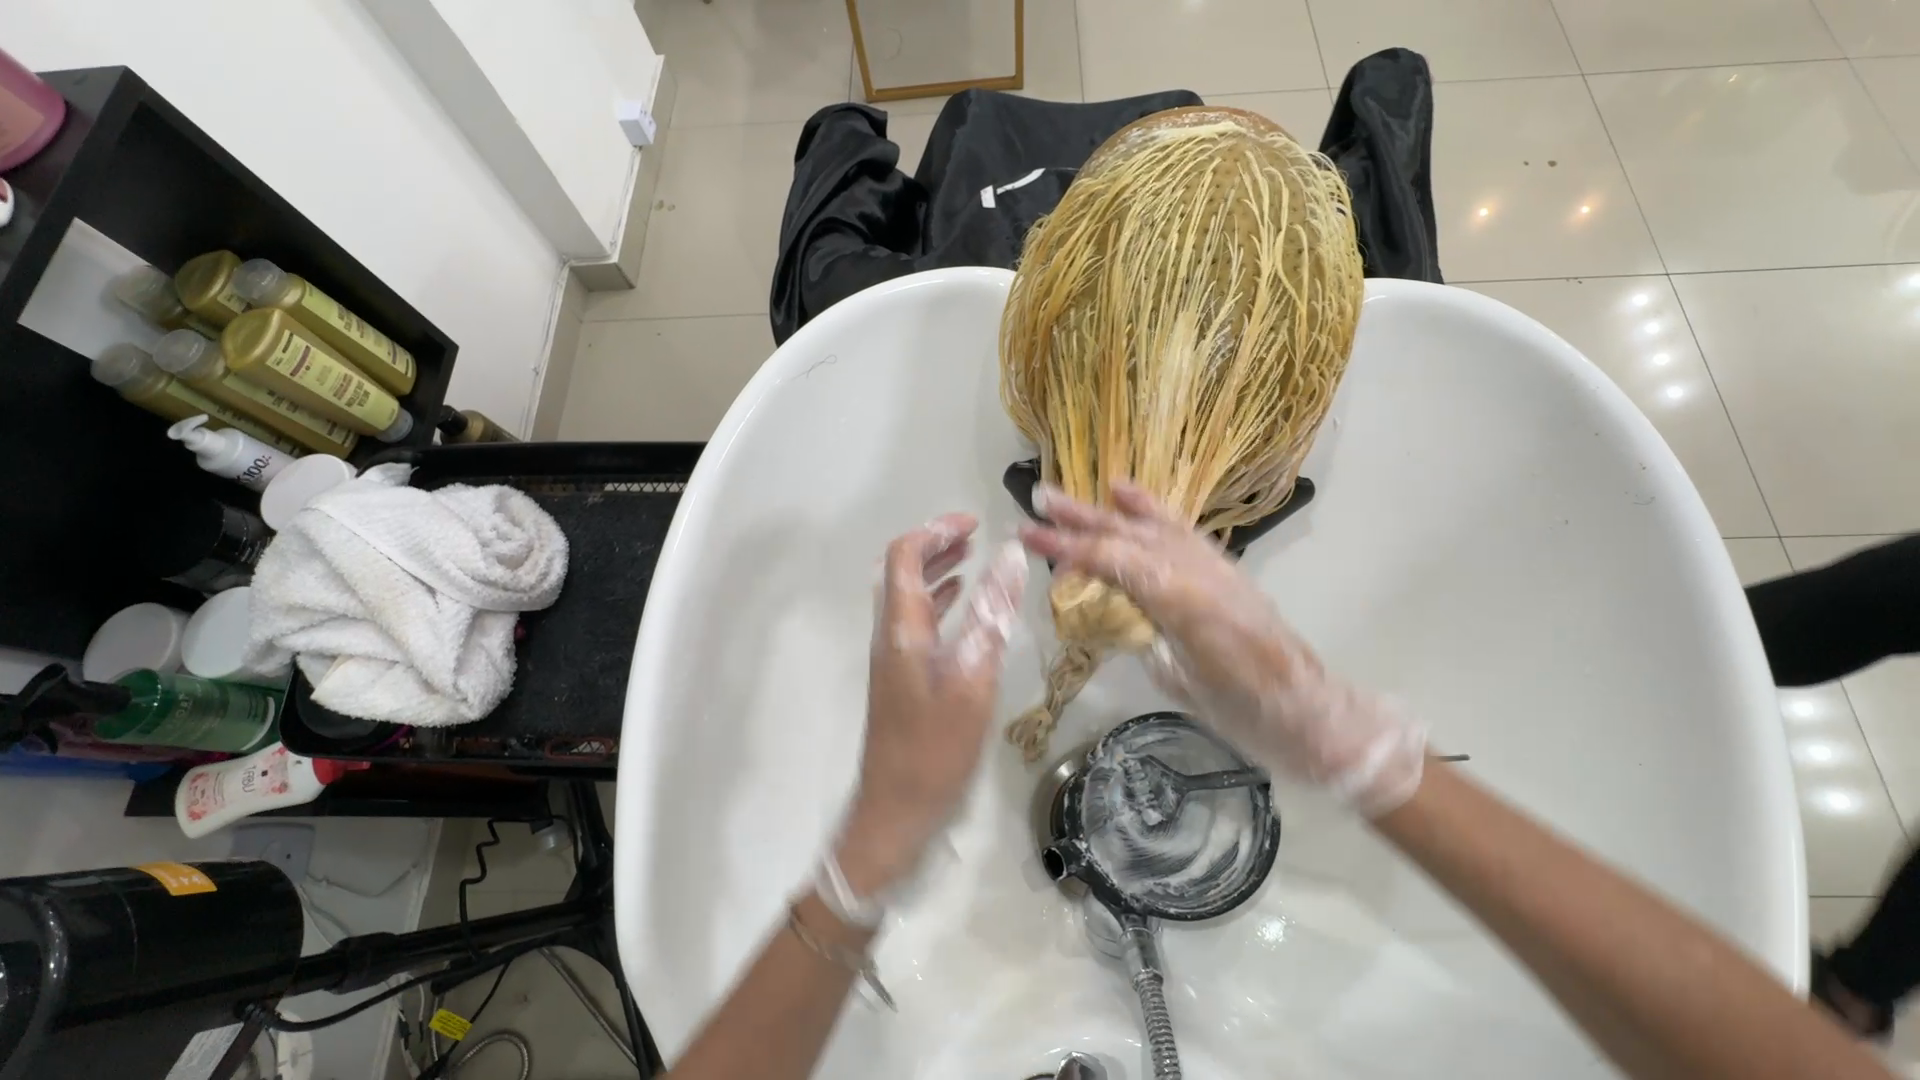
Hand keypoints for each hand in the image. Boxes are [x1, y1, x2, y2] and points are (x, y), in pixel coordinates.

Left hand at [837, 514, 1027, 895]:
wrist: (897, 807)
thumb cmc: (936, 746)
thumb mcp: (974, 676)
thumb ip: (992, 614)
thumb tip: (1011, 555)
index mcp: (901, 628)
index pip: (905, 555)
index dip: (936, 531)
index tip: (976, 523)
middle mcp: (890, 634)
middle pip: (902, 571)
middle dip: (937, 545)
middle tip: (976, 535)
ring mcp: (893, 656)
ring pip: (908, 596)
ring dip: (937, 571)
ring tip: (973, 558)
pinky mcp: (901, 677)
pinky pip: (916, 622)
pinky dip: (938, 602)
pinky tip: (963, 607)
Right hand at [1019, 481, 1425, 816]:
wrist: (1308, 713)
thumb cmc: (1243, 712)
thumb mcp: (1182, 681)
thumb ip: (1149, 636)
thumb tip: (1117, 610)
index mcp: (1185, 602)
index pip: (1115, 562)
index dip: (1068, 550)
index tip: (1028, 539)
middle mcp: (1199, 571)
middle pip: (1129, 536)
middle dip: (1079, 520)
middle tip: (1036, 501)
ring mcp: (1214, 566)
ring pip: (1151, 528)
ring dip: (1105, 512)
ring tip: (1067, 497)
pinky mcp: (1222, 570)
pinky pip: (1180, 532)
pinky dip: (1151, 512)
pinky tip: (1126, 495)